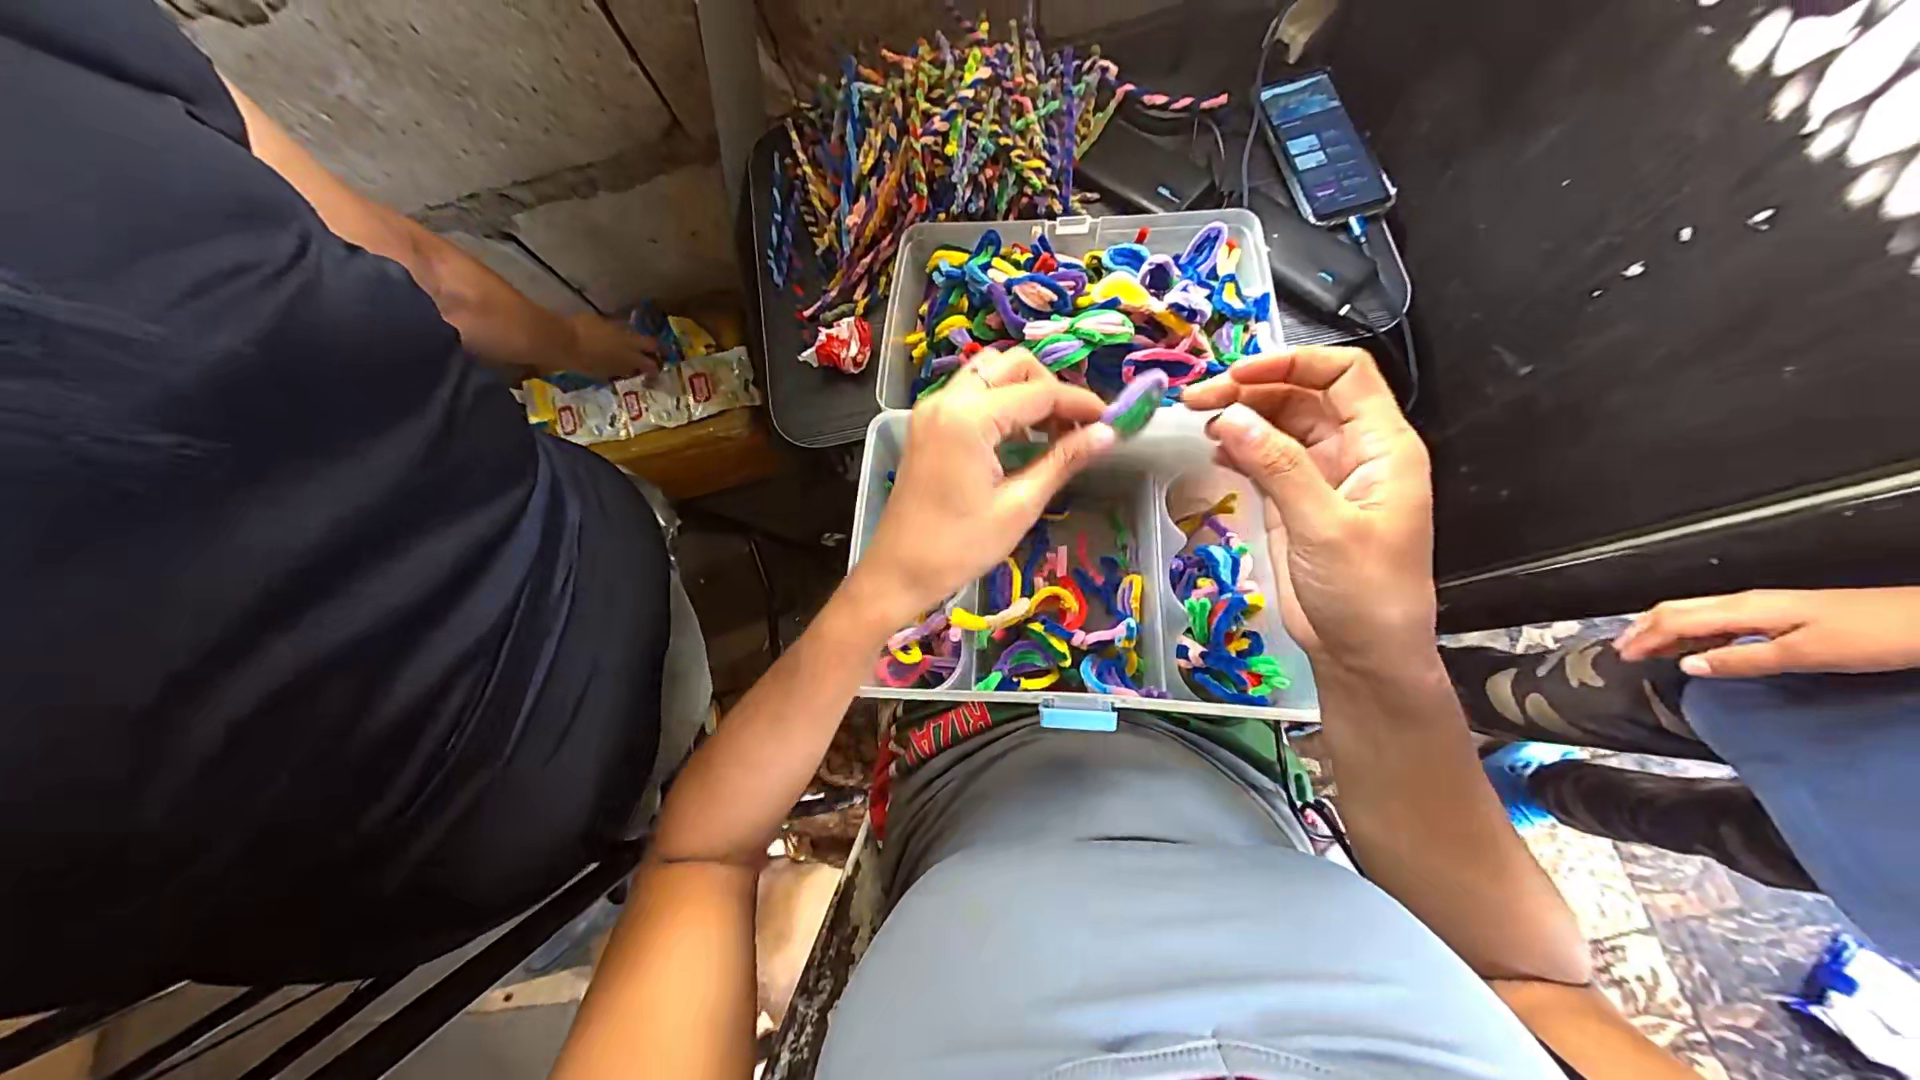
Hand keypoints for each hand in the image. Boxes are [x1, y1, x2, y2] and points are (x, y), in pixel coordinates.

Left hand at [560, 314, 660, 378]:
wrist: (559, 338)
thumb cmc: (581, 362)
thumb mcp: (603, 373)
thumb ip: (619, 370)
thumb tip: (628, 370)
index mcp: (630, 357)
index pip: (651, 364)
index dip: (654, 368)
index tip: (654, 373)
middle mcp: (629, 340)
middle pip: (651, 342)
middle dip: (654, 349)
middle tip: (651, 355)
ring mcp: (616, 327)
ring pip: (634, 333)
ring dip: (634, 340)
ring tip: (628, 347)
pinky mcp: (602, 318)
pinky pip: (616, 326)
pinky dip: (617, 333)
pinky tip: (609, 338)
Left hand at [855, 348, 1115, 620]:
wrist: (899, 571)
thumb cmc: (959, 547)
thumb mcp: (1019, 505)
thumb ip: (1063, 461)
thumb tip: (1107, 434)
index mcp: (969, 418)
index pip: (1039, 392)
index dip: (1080, 402)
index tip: (1110, 420)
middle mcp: (947, 400)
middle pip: (1012, 366)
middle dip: (1051, 389)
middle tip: (1076, 427)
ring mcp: (932, 409)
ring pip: (989, 374)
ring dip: (1025, 392)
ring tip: (1051, 432)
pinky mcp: (926, 424)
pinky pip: (971, 394)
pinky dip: (1000, 403)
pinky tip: (1019, 437)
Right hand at [1182, 347, 1434, 670]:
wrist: (1361, 653)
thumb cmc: (1364, 591)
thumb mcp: (1324, 525)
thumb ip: (1278, 466)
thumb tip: (1230, 417)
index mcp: (1381, 445)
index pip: (1343, 375)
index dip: (1292, 362)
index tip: (1237, 374)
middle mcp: (1351, 451)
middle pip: (1301, 395)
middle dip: (1252, 389)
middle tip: (1198, 400)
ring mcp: (1319, 476)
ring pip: (1277, 425)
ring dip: (1240, 417)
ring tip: (1198, 422)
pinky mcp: (1293, 500)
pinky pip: (1262, 459)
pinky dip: (1237, 449)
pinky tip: (1213, 452)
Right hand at [1613, 586, 1919, 676]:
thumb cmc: (1870, 638)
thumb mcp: (1805, 655)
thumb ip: (1742, 660)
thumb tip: (1687, 665)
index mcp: (1742, 610)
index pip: (1675, 621)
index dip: (1644, 638)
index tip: (1622, 656)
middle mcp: (1743, 603)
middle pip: (1676, 610)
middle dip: (1643, 627)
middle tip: (1622, 648)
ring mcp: (1761, 606)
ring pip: (1692, 612)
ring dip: (1663, 628)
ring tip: (1646, 645)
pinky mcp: (1776, 612)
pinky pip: (1714, 619)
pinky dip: (1689, 630)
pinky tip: (1693, 644)